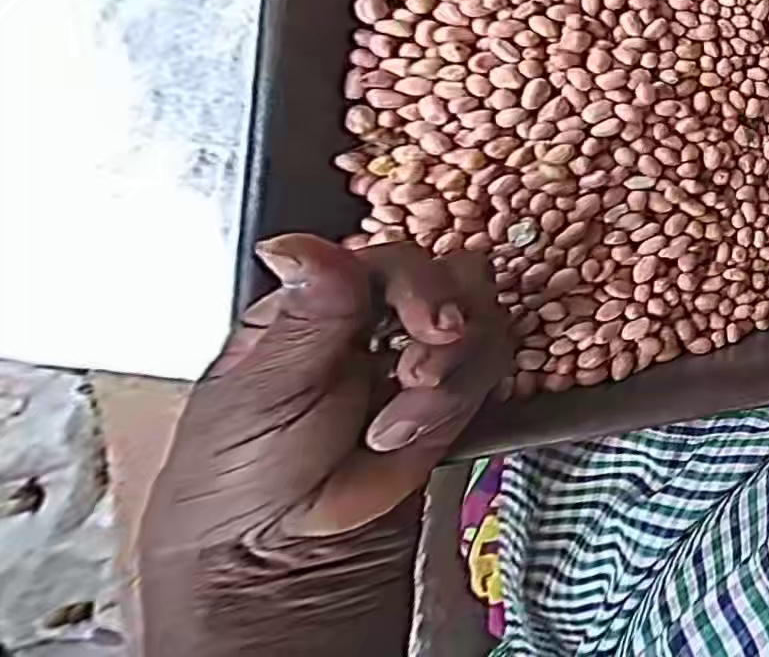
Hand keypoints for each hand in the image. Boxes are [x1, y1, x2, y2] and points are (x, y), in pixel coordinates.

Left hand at [138, 235, 510, 656]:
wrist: (290, 554)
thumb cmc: (244, 478)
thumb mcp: (260, 395)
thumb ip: (302, 317)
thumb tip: (296, 242)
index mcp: (324, 304)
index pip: (392, 258)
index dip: (419, 281)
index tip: (430, 322)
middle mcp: (384, 315)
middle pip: (454, 274)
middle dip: (450, 318)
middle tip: (425, 369)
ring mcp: (429, 346)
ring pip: (485, 314)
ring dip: (455, 367)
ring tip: (403, 419)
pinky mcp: (465, 379)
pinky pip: (497, 356)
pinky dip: (462, 395)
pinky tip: (415, 430)